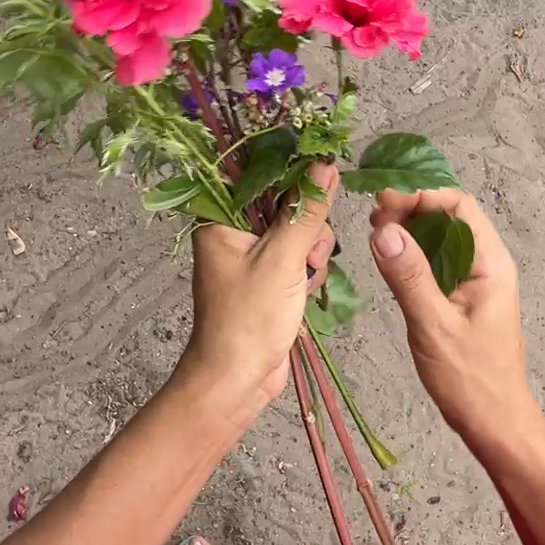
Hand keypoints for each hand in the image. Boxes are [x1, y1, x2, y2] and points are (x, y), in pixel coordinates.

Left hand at [176, 164, 338, 427]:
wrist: (238, 379)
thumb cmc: (249, 319)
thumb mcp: (283, 258)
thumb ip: (306, 210)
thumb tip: (325, 165)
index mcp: (220, 219)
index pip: (260, 178)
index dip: (293, 177)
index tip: (322, 181)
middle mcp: (233, 233)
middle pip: (285, 206)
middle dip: (307, 228)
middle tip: (309, 254)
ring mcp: (252, 257)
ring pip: (298, 233)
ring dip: (311, 254)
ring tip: (304, 280)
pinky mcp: (267, 279)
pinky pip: (297, 258)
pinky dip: (307, 272)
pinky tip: (305, 292)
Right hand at [368, 188, 536, 446]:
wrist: (495, 423)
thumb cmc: (471, 380)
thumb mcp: (434, 326)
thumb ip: (409, 276)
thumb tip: (384, 231)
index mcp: (491, 263)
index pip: (458, 206)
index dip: (420, 195)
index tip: (382, 201)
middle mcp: (486, 263)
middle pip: (448, 215)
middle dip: (410, 207)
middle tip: (372, 217)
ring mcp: (474, 279)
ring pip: (440, 237)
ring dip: (408, 228)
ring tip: (374, 231)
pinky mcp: (460, 295)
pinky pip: (435, 260)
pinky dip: (410, 251)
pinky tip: (387, 256)